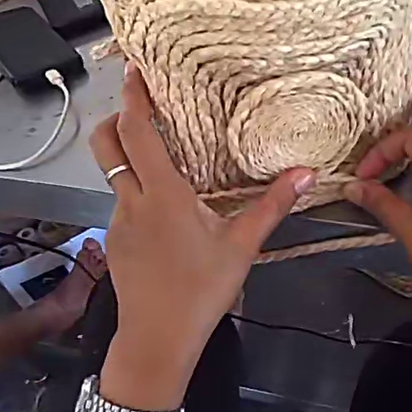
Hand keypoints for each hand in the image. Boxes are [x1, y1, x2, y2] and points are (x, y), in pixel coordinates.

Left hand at [90, 65, 313, 409]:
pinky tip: (164, 213)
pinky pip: (121, 205)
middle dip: (113, 118)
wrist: (157, 341)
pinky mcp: (114, 243)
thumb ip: (271, 206)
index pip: (137, 134)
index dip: (132, 98)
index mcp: (162, 195)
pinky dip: (136, 193)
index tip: (133, 70)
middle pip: (105, 145)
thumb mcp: (242, 247)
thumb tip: (305, 174)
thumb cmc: (202, 291)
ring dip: (130, 159)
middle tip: (136, 107)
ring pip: (114, 176)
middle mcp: (132, 202)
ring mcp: (117, 223)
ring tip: (164, 161)